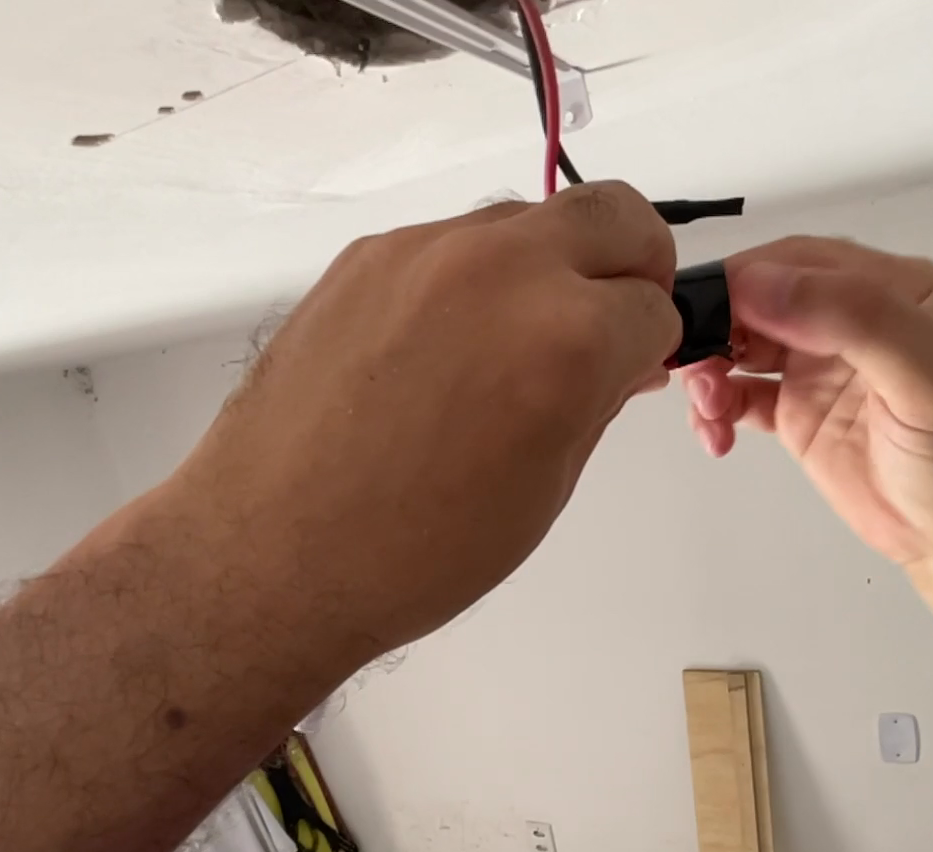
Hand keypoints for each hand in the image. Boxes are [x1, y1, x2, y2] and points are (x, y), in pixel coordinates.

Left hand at [163, 182, 680, 660]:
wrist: (277, 554)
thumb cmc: (416, 551)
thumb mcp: (546, 487)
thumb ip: (599, 403)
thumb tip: (625, 358)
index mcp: (566, 340)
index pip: (655, 306)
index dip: (652, 345)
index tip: (635, 368)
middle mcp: (501, 269)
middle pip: (616, 215)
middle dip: (634, 266)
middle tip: (614, 322)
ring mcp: (426, 251)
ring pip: (533, 222)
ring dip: (553, 270)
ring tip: (519, 347)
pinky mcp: (368, 255)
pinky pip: (457, 243)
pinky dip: (480, 280)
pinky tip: (451, 350)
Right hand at [682, 236, 932, 571]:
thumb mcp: (929, 380)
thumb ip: (852, 319)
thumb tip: (757, 283)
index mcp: (892, 291)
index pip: (802, 262)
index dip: (746, 280)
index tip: (700, 312)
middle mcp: (850, 323)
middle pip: (762, 301)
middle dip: (717, 327)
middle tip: (690, 365)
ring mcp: (820, 370)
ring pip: (743, 348)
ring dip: (711, 371)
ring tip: (708, 410)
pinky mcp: (799, 417)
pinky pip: (742, 399)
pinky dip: (717, 411)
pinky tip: (715, 436)